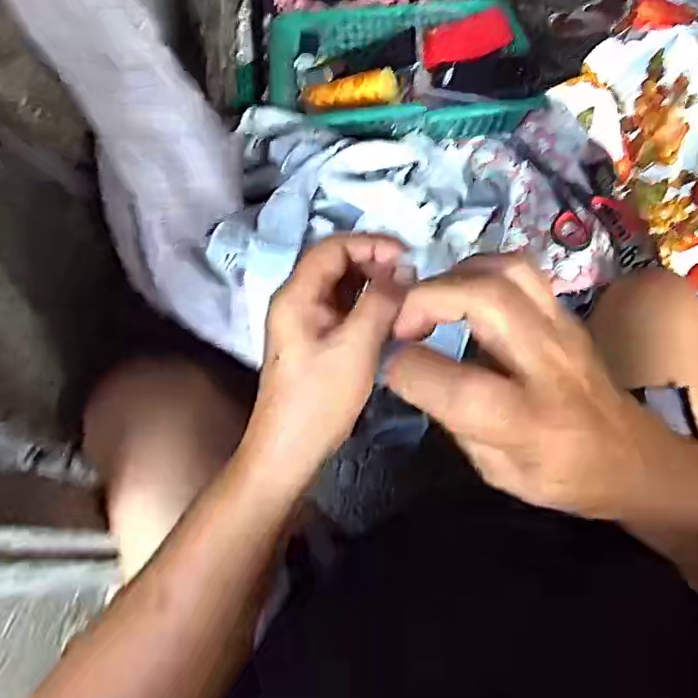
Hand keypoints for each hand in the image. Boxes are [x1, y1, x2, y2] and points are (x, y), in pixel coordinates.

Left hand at [244, 234, 410, 480]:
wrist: (287, 454)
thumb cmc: (319, 399)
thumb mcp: (357, 346)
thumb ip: (381, 301)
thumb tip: (404, 269)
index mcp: (297, 295)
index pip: (333, 246)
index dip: (371, 243)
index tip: (407, 256)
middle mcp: (297, 299)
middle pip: (338, 261)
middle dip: (376, 261)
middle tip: (411, 277)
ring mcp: (306, 319)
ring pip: (343, 284)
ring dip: (376, 282)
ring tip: (407, 295)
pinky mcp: (316, 338)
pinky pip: (345, 305)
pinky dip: (370, 302)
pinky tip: (393, 315)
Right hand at [384, 255, 683, 518]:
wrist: (632, 456)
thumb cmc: (563, 476)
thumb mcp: (497, 470)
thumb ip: (454, 419)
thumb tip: (413, 368)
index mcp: (527, 421)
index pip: (455, 383)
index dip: (405, 366)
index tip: (386, 361)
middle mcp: (548, 363)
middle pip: (486, 299)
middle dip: (428, 297)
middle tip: (402, 319)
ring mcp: (563, 328)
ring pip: (509, 269)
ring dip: (457, 274)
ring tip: (433, 299)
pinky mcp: (567, 312)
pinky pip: (523, 271)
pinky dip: (482, 270)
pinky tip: (465, 292)